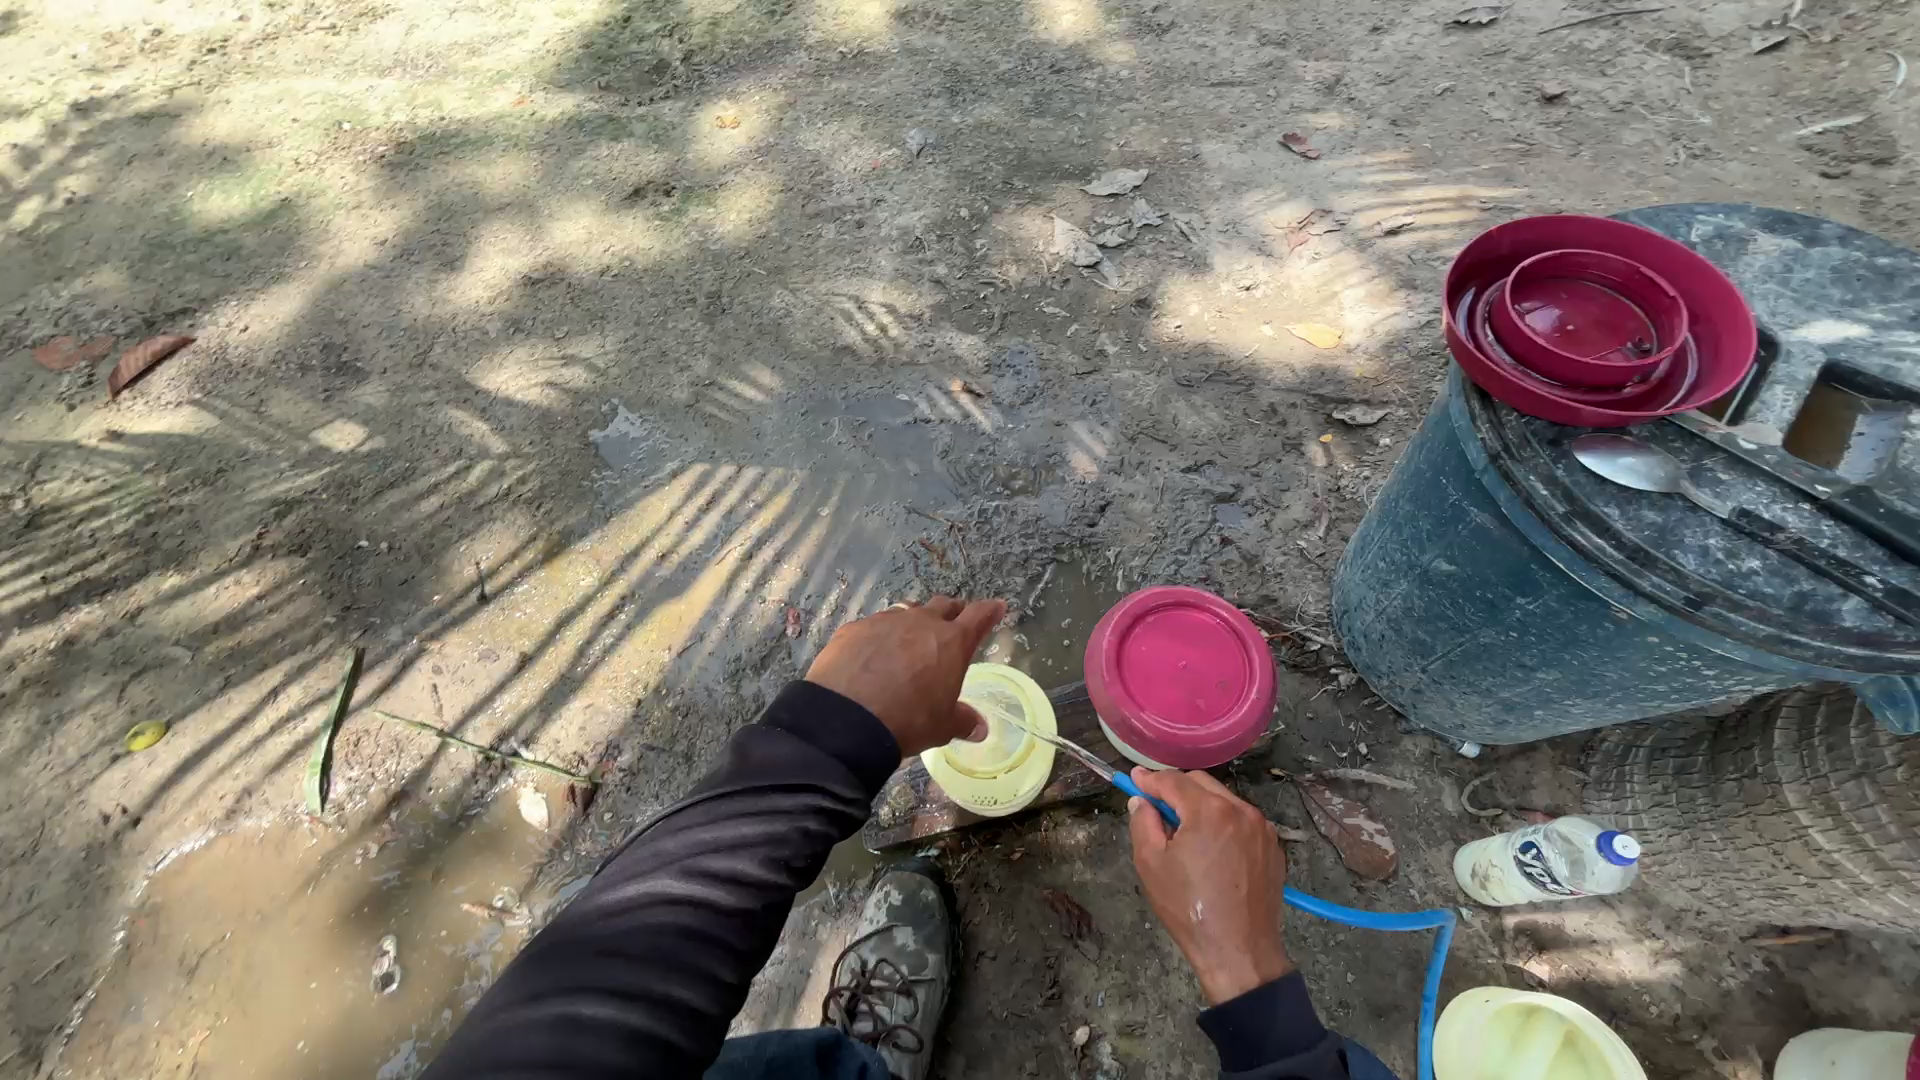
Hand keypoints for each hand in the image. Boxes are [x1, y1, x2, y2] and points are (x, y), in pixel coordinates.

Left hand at [805, 596, 1005, 757]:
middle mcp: (921, 622)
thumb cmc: (908, 720)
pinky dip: (880, 636)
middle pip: (943, 605)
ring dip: (914, 621)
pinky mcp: (855, 629)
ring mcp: (885, 621)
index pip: (979, 615)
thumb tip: (980, 728)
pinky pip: (874, 625)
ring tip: (911, 638)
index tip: (997, 607)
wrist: (847, 717)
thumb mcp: (941, 726)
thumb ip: (962, 721)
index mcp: (951, 642)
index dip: (990, 610)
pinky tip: (872, 654)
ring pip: (907, 611)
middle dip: (952, 612)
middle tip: (953, 623)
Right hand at [1128, 768, 1293, 1004]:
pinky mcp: (1273, 846)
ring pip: (1222, 799)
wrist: (1240, 953)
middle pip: (1200, 782)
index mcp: (1209, 811)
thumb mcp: (1151, 863)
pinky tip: (1211, 847)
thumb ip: (1143, 822)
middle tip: (1156, 807)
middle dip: (1175, 789)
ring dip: (1200, 804)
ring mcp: (1261, 828)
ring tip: (1184, 832)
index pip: (1173, 781)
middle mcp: (1240, 810)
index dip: (1150, 779)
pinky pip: (1241, 819)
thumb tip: (1142, 801)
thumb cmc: (1189, 908)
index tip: (1134, 780)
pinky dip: (1222, 821)